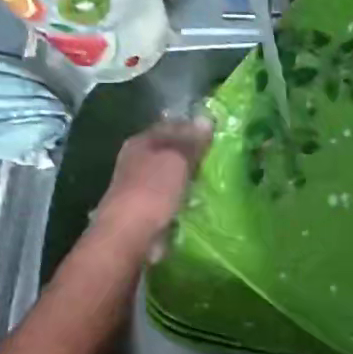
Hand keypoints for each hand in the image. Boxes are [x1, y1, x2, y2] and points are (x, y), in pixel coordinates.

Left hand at [93, 114, 213, 252]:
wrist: (131, 234)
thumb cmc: (153, 191)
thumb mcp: (177, 159)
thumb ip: (191, 141)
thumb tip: (206, 119)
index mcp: (141, 142)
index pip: (171, 126)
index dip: (193, 127)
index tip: (218, 132)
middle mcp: (137, 160)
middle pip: (170, 151)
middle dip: (193, 153)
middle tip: (222, 156)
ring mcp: (141, 186)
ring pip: (172, 175)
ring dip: (190, 177)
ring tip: (217, 178)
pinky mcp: (148, 209)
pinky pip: (173, 196)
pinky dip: (186, 197)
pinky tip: (202, 200)